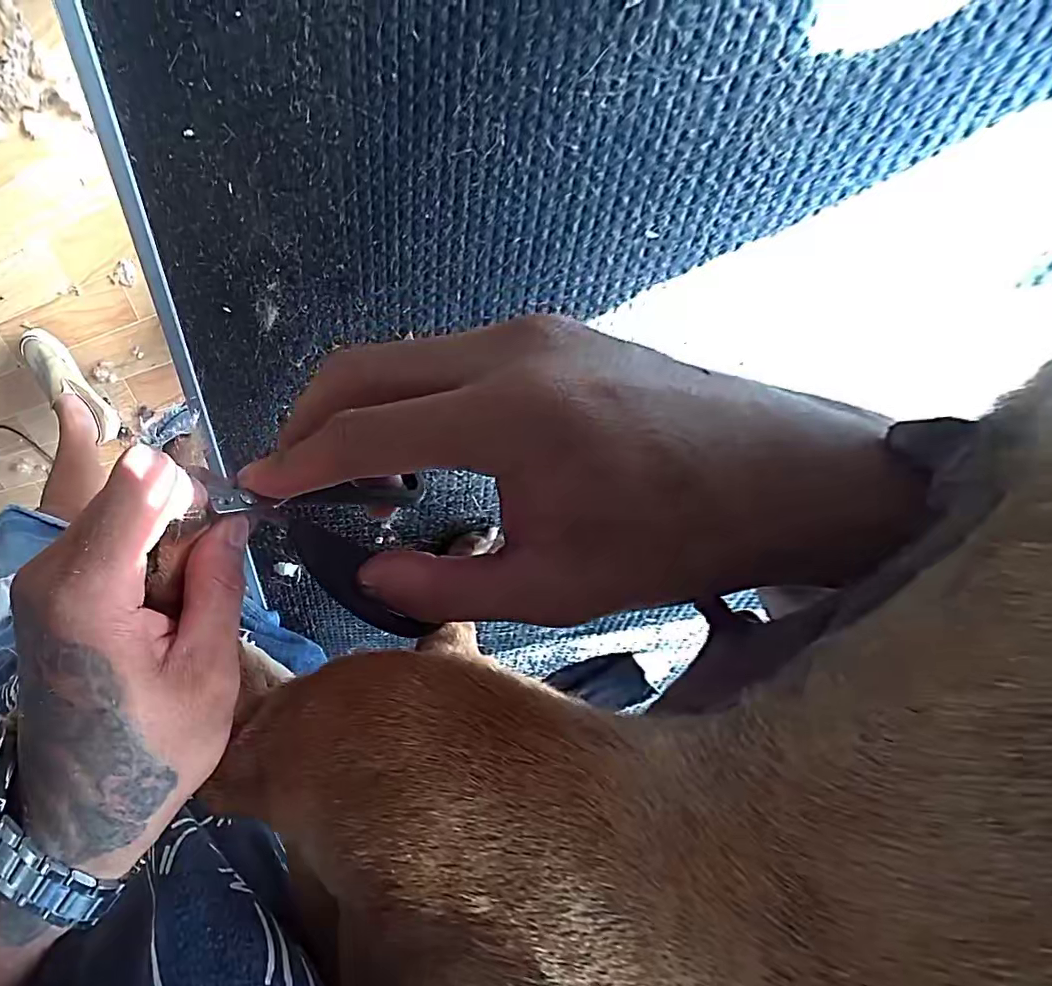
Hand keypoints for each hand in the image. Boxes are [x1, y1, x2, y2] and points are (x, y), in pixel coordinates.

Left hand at [10, 444, 248, 878]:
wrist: (76, 809)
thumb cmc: (150, 754)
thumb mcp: (207, 674)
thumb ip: (216, 583)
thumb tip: (228, 519)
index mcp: (86, 590)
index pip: (133, 483)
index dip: (185, 489)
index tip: (215, 525)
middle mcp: (47, 570)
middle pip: (123, 494)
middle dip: (172, 520)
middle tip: (199, 582)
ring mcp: (35, 578)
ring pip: (110, 515)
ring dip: (153, 544)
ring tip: (169, 612)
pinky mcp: (37, 589)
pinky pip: (94, 541)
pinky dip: (129, 559)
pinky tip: (143, 613)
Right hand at [238, 315, 928, 626]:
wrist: (796, 474)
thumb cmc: (676, 540)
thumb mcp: (554, 587)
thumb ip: (443, 584)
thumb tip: (368, 570)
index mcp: (509, 417)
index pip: (365, 430)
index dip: (299, 460)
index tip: (255, 483)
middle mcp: (507, 352)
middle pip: (362, 367)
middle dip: (305, 418)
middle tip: (285, 471)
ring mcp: (526, 331)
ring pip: (394, 354)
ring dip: (348, 404)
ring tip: (336, 464)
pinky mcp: (541, 332)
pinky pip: (434, 357)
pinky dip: (393, 395)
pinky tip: (403, 442)